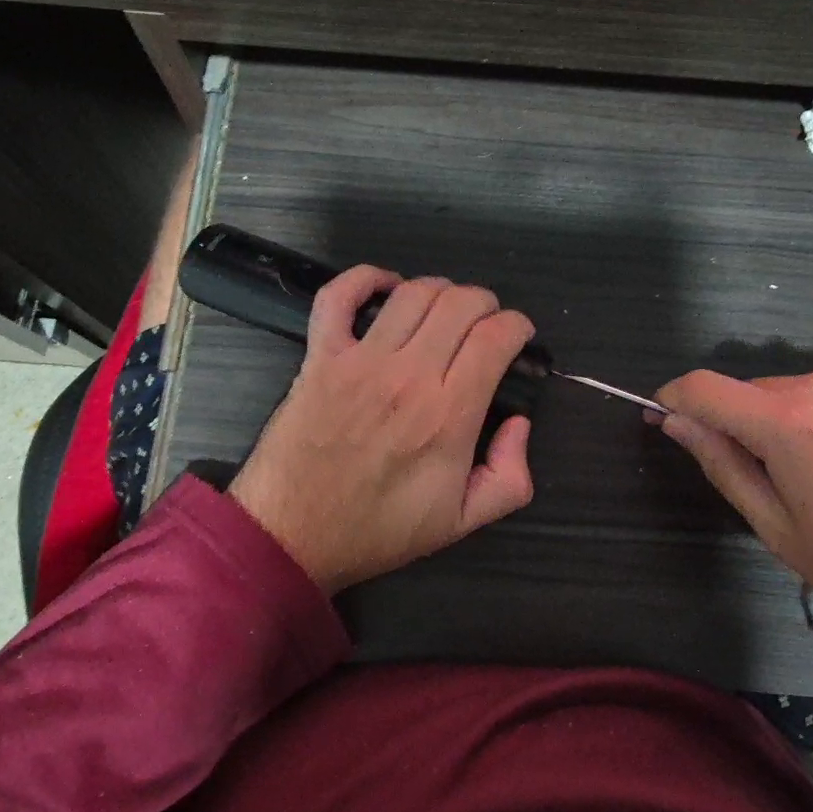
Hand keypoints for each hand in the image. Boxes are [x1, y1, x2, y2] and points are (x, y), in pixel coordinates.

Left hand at [228, 267, 537, 595]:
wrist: (293, 533)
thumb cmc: (377, 529)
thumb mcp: (461, 523)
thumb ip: (510, 478)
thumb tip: (519, 424)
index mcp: (449, 415)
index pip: (495, 337)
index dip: (517, 327)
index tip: (517, 338)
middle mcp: (408, 375)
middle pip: (460, 303)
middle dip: (486, 304)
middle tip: (485, 325)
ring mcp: (360, 360)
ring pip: (412, 293)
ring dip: (439, 289)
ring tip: (444, 310)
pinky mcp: (320, 356)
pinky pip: (339, 296)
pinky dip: (365, 278)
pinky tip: (386, 286)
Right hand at [653, 369, 812, 743]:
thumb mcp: (785, 533)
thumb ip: (725, 468)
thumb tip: (678, 425)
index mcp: (791, 419)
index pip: (703, 387)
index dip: (674, 400)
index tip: (665, 421)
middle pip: (760, 392)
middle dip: (744, 425)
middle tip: (769, 482)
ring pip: (811, 394)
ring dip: (800, 426)